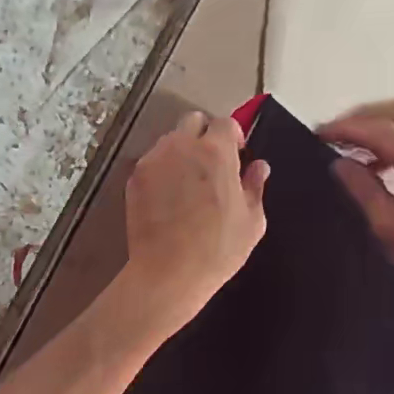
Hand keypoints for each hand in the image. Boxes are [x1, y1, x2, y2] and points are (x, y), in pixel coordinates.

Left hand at [119, 110, 269, 332]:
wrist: (169, 272)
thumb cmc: (217, 249)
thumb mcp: (252, 221)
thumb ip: (255, 186)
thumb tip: (259, 167)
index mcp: (215, 152)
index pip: (225, 122)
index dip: (233, 136)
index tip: (236, 154)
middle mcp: (181, 147)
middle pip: (193, 121)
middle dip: (204, 134)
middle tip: (212, 163)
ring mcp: (153, 161)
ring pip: (169, 141)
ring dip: (181, 151)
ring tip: (188, 182)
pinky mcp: (134, 179)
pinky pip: (151, 163)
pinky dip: (161, 170)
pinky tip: (168, 197)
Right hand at [320, 99, 393, 319]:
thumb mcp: (389, 225)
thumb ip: (362, 188)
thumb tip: (339, 163)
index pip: (381, 130)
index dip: (347, 128)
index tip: (319, 132)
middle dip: (364, 116)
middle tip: (335, 132)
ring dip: (383, 124)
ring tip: (354, 145)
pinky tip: (383, 157)